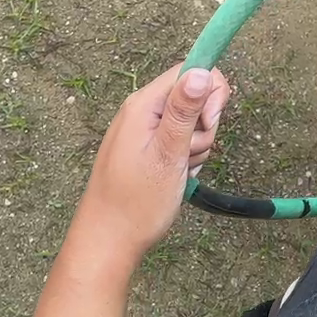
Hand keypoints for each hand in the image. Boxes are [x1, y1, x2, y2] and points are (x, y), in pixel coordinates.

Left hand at [69, 63, 231, 258]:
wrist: (106, 247)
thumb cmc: (136, 203)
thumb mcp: (167, 153)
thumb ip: (185, 110)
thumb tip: (201, 70)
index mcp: (143, 104)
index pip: (190, 69)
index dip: (210, 90)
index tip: (210, 121)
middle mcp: (142, 110)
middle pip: (193, 94)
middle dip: (203, 123)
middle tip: (188, 152)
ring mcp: (144, 129)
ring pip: (191, 120)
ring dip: (196, 144)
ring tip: (178, 169)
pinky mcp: (147, 147)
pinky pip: (180, 138)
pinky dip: (186, 156)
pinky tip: (175, 175)